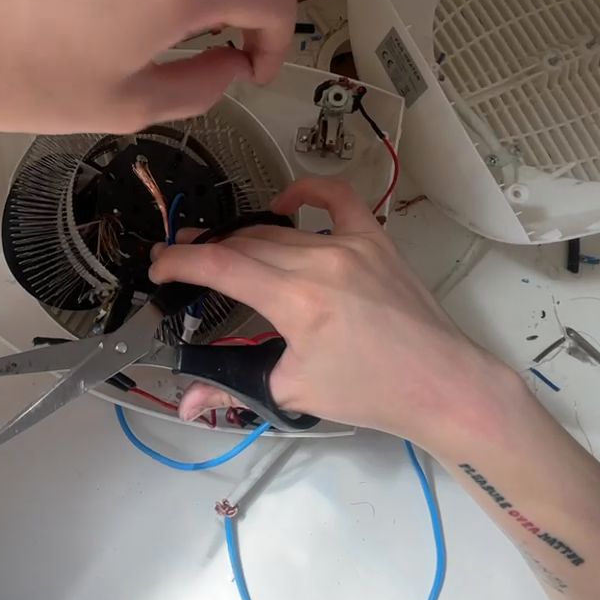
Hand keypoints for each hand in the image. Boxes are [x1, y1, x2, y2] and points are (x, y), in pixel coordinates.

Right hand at [149, 177, 520, 446]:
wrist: (442, 385)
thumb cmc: (368, 393)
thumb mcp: (292, 391)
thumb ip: (230, 386)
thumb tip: (184, 406)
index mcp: (296, 300)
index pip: (221, 267)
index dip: (180, 263)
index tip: (158, 268)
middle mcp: (319, 262)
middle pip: (243, 244)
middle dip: (203, 250)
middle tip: (178, 260)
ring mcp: (350, 244)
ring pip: (277, 231)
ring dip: (241, 238)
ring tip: (219, 246)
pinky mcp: (375, 239)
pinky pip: (337, 199)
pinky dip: (307, 193)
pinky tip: (286, 205)